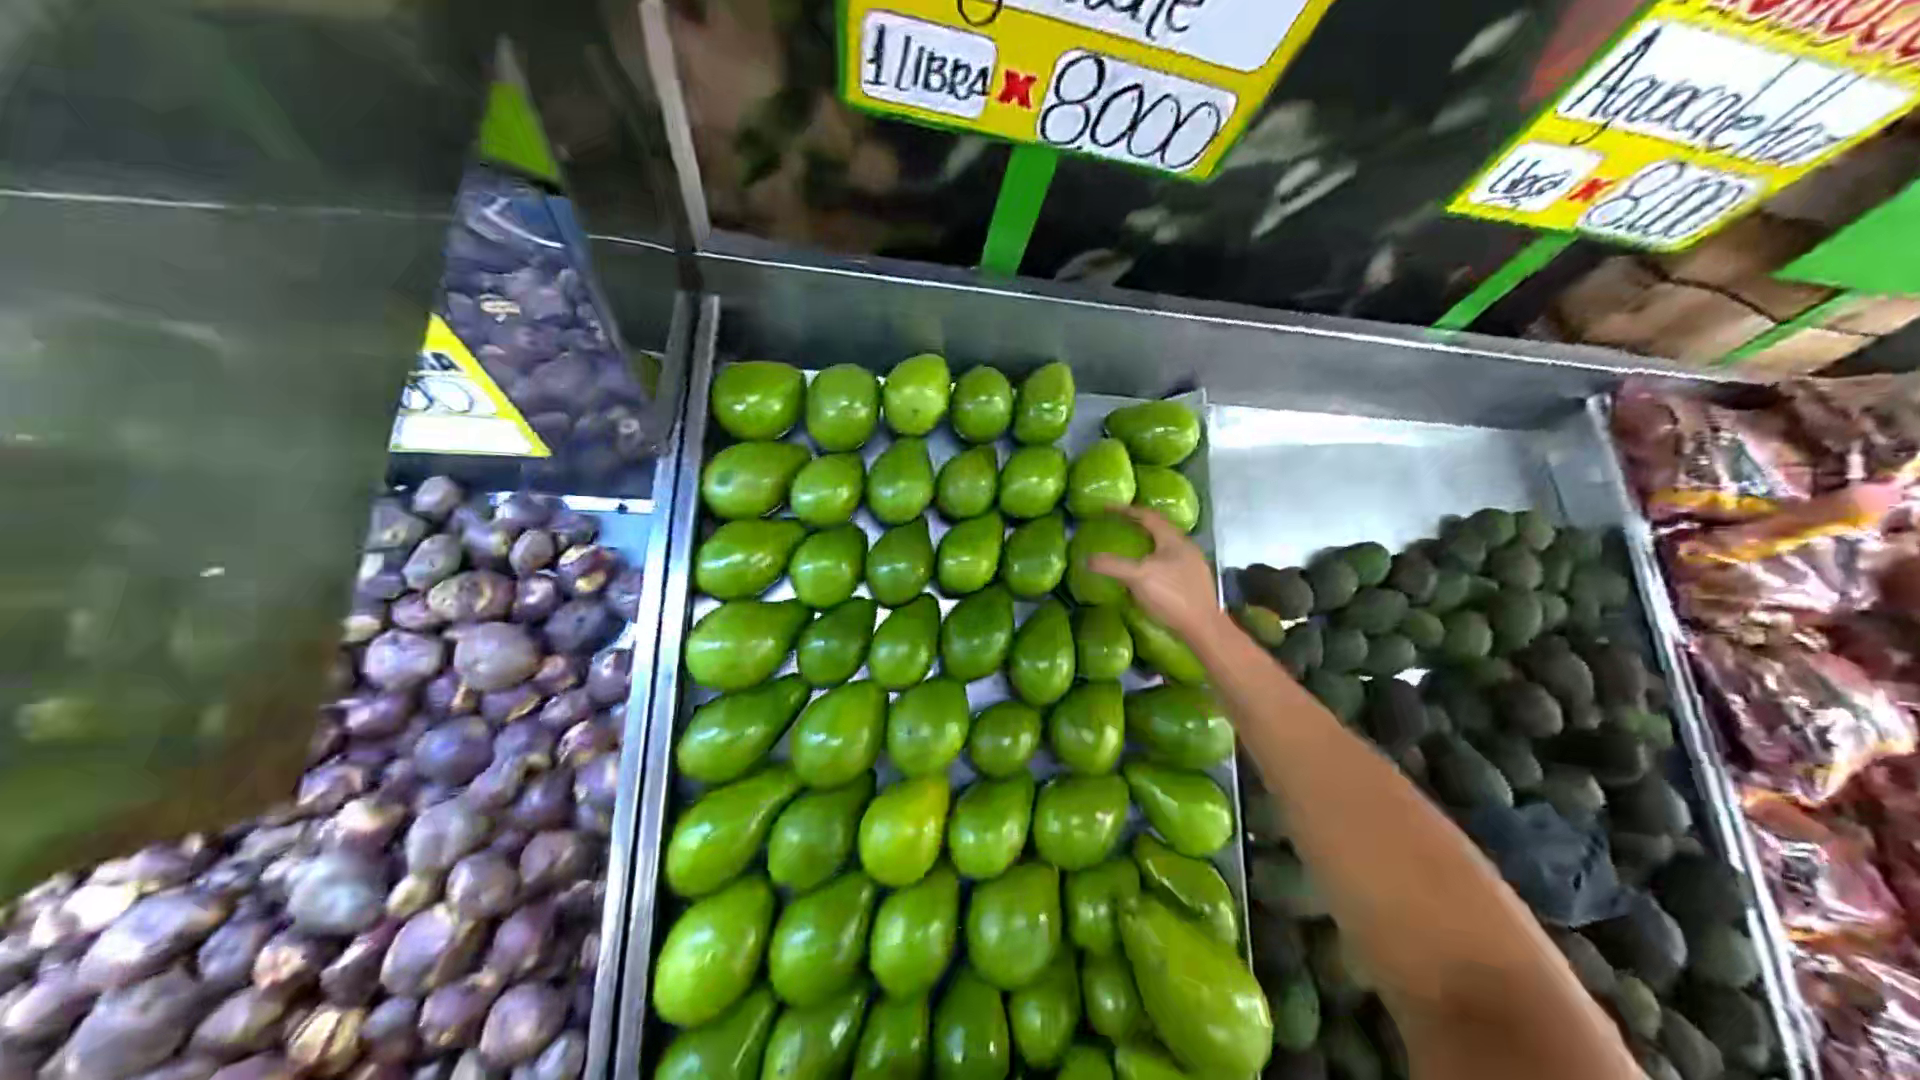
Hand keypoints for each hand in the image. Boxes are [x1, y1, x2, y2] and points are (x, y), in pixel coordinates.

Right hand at [1086, 505, 1220, 642]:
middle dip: (1139, 525)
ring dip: (1148, 543)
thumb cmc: (1172, 596)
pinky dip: (1154, 560)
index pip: (1148, 516)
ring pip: (1166, 546)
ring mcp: (1193, 564)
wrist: (1203, 627)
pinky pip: (1171, 562)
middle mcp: (1186, 547)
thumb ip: (1112, 565)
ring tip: (1131, 549)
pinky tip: (1147, 574)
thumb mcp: (1138, 577)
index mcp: (1173, 540)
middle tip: (1119, 526)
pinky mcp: (1194, 581)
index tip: (1107, 508)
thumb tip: (1088, 558)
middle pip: (1160, 528)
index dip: (1126, 510)